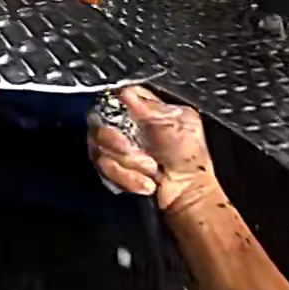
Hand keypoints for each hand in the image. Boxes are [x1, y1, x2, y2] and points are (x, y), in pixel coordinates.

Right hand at [89, 85, 225, 214]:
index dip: (120, 106)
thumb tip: (126, 94)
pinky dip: (126, 178)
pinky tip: (145, 182)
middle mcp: (125, 123)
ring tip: (152, 171)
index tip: (131, 120)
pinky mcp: (110, 166)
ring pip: (99, 146)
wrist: (188, 195)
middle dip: (118, 143)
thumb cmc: (190, 161)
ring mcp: (114, 145)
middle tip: (141, 155)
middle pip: (98, 120)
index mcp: (143, 108)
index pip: (119, 95)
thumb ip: (152, 109)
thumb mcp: (181, 126)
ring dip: (128, 164)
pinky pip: (103, 167)